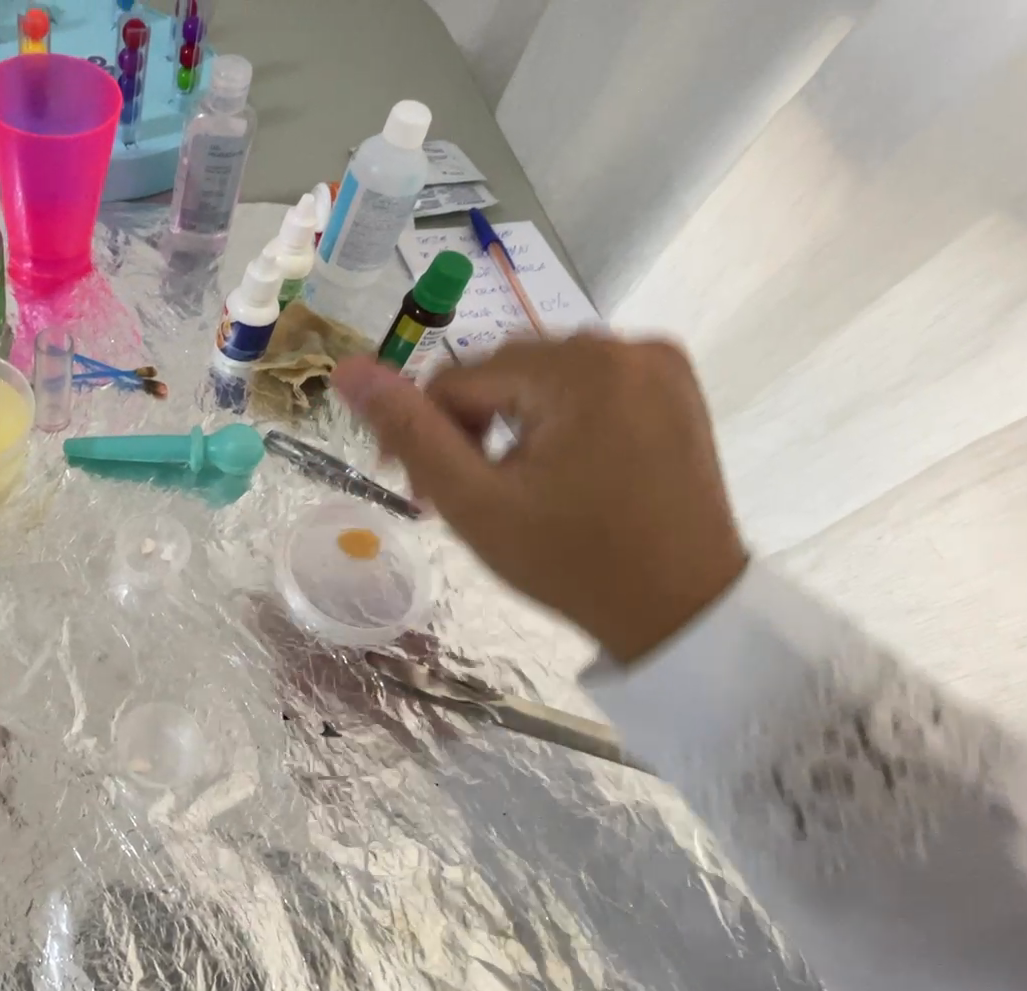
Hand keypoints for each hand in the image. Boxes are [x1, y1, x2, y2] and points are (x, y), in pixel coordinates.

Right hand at [333, 337, 747, 663]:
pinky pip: (584, 385)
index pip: (457, 379)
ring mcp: (658, 362)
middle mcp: (625, 345)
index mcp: (578, 368)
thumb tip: (346, 368)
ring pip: (539, 377)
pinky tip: (553, 467)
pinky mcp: (674, 385)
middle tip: (459, 495)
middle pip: (500, 372)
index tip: (418, 491)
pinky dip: (553, 417)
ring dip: (506, 422)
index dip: (425, 433)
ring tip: (505, 484)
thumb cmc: (569, 561)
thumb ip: (408, 431)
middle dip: (467, 427)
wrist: (680, 609)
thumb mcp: (473, 501)